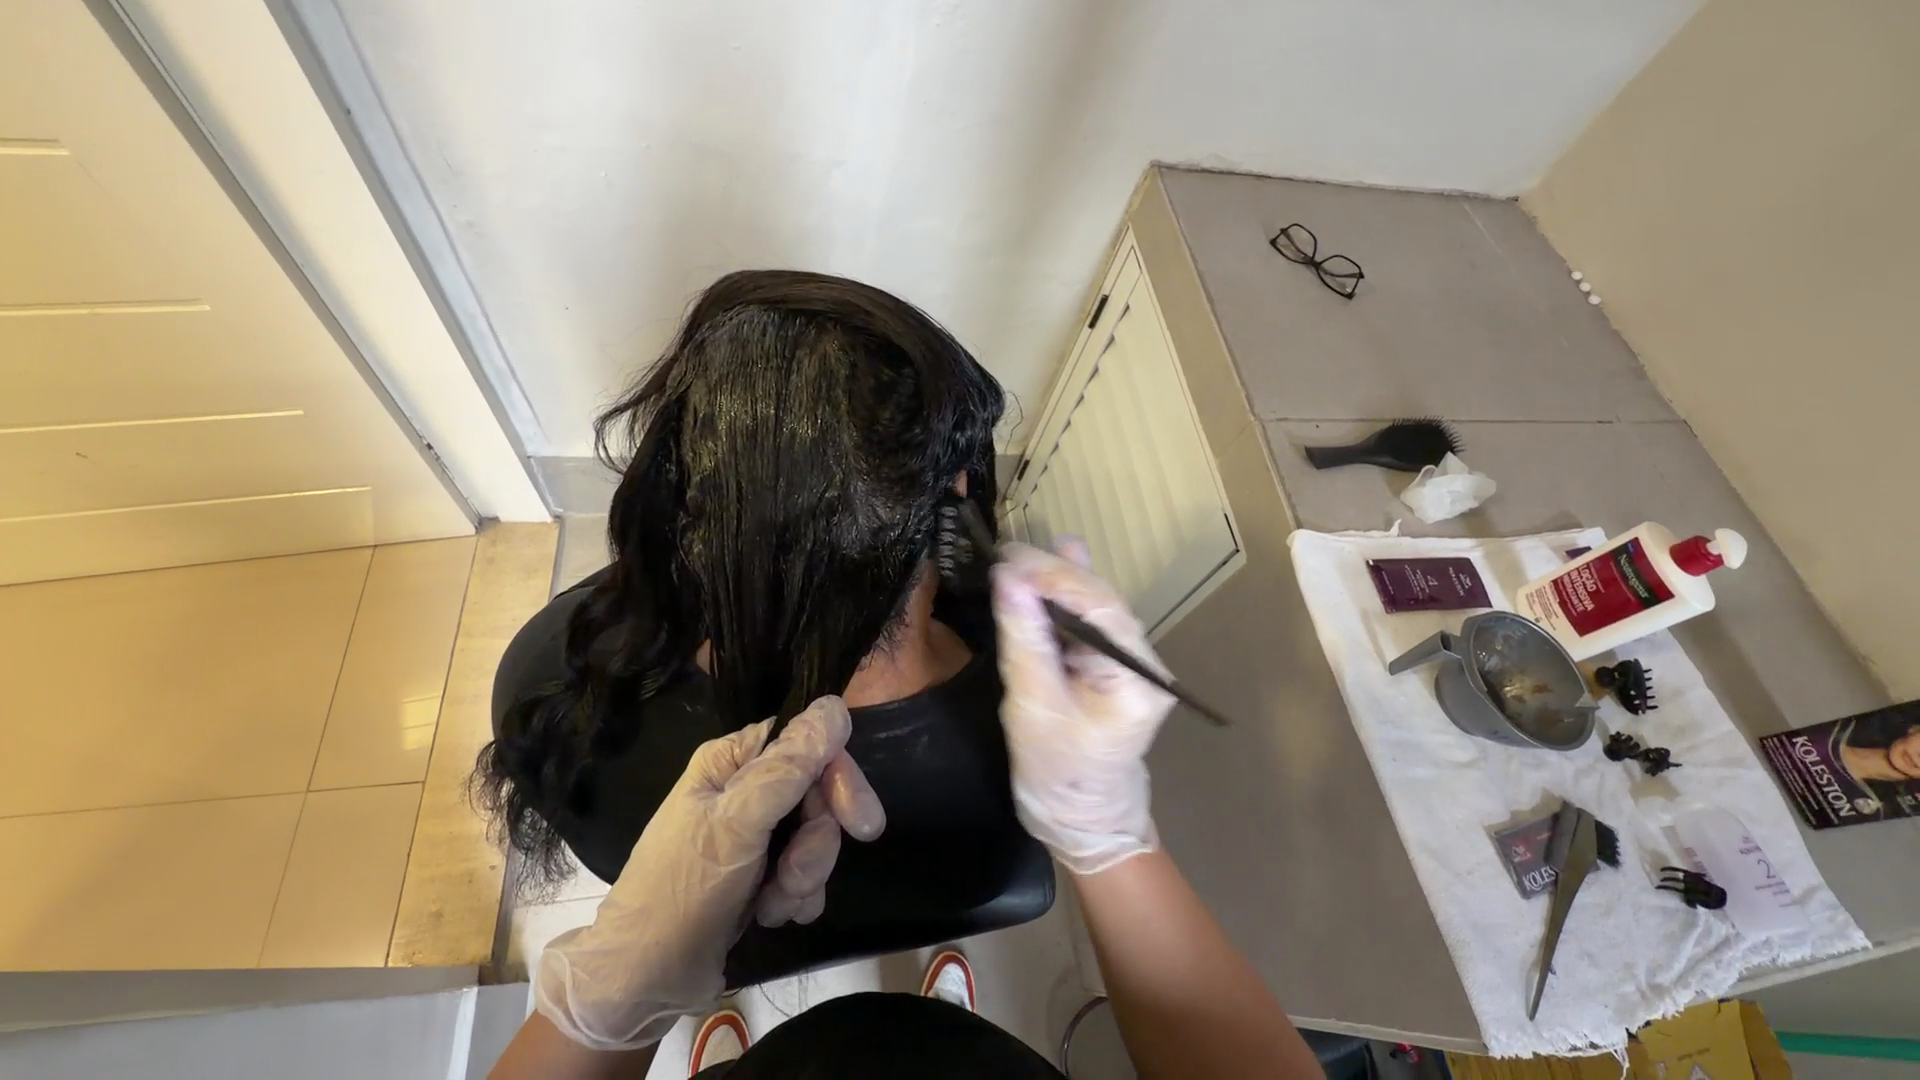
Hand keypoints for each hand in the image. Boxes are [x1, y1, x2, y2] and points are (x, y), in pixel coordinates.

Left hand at [532, 696, 884, 1050]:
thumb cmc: (683, 892)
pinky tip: (773, 915)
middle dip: (816, 841)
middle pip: (817, 793)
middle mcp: (744, 789)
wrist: (644, 981)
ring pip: (815, 836)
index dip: (837, 778)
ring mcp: (753, 834)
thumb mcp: (737, 824)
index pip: (806, 743)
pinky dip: (797, 896)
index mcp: (731, 761)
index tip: (859, 821)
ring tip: (775, 904)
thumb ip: (788, 766)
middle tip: (799, 877)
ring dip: (805, 875)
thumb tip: (835, 708)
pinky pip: (805, 872)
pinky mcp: (759, 874)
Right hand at [991, 539, 1173, 874]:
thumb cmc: (1056, 773)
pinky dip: (1063, 598)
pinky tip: (1052, 564)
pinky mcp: (1112, 665)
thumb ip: (1024, 640)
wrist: (1081, 818)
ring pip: (1094, 607)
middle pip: (1100, 602)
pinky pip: (1087, 623)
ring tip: (1018, 557)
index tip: (1008, 558)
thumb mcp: (1033, 706)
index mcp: (1135, 678)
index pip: (1098, 608)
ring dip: (1056, 581)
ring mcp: (1131, 663)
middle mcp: (1144, 663)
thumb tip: (1007, 578)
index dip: (1054, 576)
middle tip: (1004, 554)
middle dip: (1053, 573)